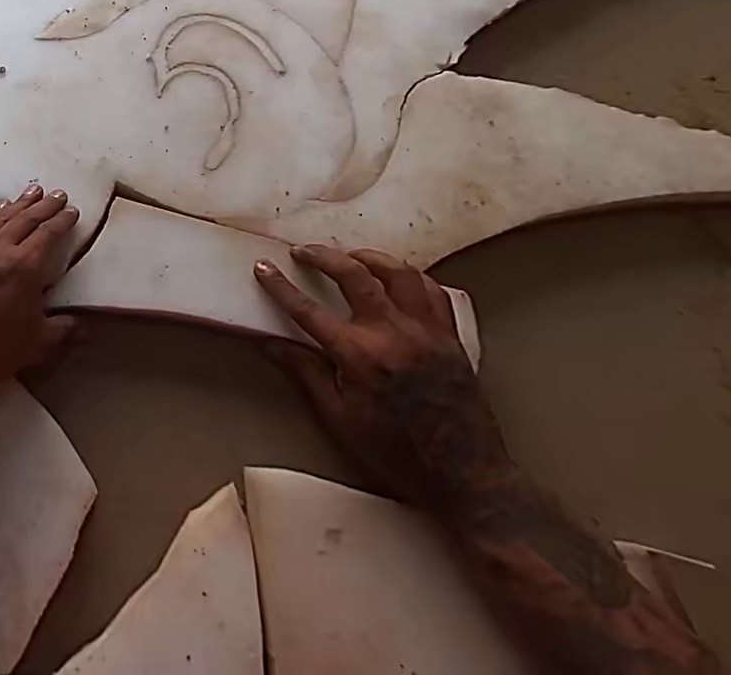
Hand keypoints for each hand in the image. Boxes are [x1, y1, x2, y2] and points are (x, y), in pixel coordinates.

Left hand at [0, 185, 80, 401]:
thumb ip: (65, 330)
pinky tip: (0, 210)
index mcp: (25, 267)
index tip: (72, 211)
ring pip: (2, 218)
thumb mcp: (39, 342)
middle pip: (27, 219)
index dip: (62, 220)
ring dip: (21, 203)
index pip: (49, 234)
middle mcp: (0, 250)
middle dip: (45, 205)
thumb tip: (84, 329)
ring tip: (33, 192)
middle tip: (58, 195)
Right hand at [254, 245, 517, 512]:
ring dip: (370, 257)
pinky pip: (433, 293)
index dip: (279, 286)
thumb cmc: (394, 453)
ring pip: (399, 273)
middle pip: (354, 275)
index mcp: (358, 355)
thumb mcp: (338, 419)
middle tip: (303, 251)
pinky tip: (396, 279)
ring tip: (350, 256)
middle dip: (323, 256)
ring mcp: (427, 332)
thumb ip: (304, 374)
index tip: (263, 267)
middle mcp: (393, 334)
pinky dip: (411, 278)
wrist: (468, 479)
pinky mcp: (451, 339)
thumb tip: (270, 343)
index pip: (307, 310)